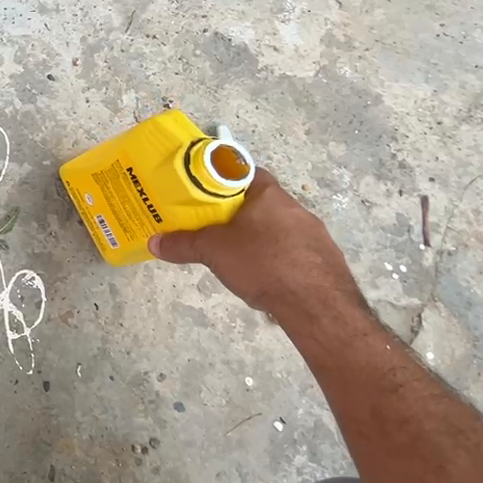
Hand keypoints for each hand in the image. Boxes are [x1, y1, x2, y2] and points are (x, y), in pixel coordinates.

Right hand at [149, 169, 365, 323]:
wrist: (320, 310)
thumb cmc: (263, 264)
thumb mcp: (212, 251)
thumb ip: (182, 244)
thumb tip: (153, 242)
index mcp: (270, 195)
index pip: (245, 172)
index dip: (224, 179)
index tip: (206, 192)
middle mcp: (297, 209)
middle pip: (261, 201)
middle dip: (238, 212)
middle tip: (214, 224)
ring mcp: (317, 237)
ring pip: (280, 227)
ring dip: (261, 236)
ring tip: (238, 254)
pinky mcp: (329, 263)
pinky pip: (296, 251)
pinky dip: (280, 258)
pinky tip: (266, 276)